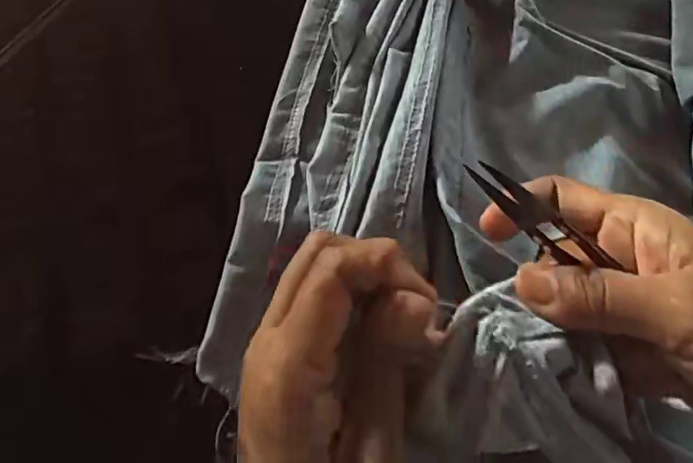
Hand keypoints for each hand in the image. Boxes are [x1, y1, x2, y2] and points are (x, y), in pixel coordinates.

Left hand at [239, 233, 442, 462]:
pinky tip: (376, 327)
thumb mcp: (372, 452)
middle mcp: (266, 335)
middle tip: (416, 305)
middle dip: (373, 261)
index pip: (332, 268)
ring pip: (313, 263)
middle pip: (318, 251)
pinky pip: (311, 292)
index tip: (427, 302)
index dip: (384, 263)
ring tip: (400, 315)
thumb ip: (386, 364)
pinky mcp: (274, 349)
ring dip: (361, 272)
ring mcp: (265, 339)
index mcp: (287, 363)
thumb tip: (416, 298)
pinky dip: (348, 291)